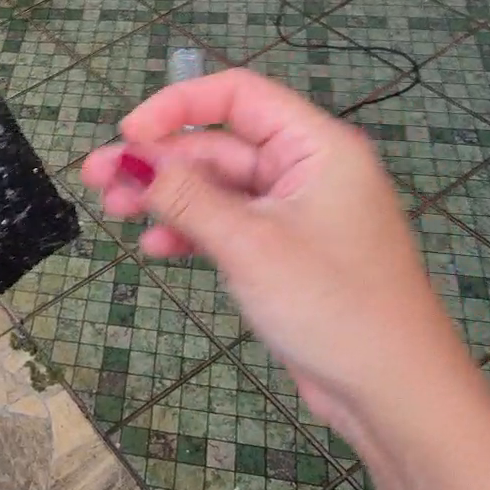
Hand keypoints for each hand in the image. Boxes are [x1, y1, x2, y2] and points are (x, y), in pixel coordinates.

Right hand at [79, 68, 470, 435]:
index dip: (176, 106)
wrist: (392, 394)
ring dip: (165, 198)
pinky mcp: (282, 251)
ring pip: (215, 188)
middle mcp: (304, 169)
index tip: (127, 133)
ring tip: (113, 212)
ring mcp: (292, 213)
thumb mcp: (251, 244)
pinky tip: (155, 248)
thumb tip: (128, 159)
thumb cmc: (335, 306)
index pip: (237, 95)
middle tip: (97, 177)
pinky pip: (226, 225)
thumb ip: (185, 197)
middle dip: (157, 162)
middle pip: (217, 146)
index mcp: (315, 146)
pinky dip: (190, 232)